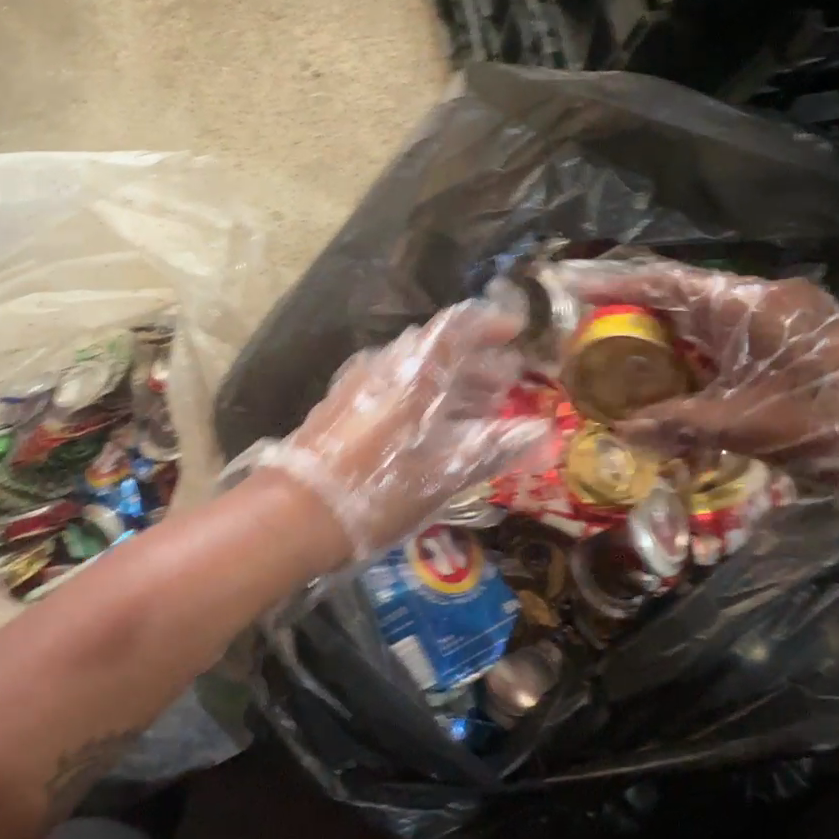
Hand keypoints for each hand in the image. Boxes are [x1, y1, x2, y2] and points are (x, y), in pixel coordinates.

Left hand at [226, 301, 547, 562]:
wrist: (296, 513)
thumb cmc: (379, 490)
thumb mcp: (444, 473)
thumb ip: (493, 447)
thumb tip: (542, 432)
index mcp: (413, 371)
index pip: (457, 325)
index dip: (490, 324)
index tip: (518, 333)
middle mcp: (385, 366)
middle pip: (438, 348)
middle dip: (477, 362)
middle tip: (508, 384)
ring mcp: (358, 384)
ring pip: (415, 370)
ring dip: (451, 383)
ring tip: (481, 410)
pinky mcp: (341, 407)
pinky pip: (394, 388)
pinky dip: (424, 398)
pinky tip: (435, 429)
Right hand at [555, 260, 838, 477]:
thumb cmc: (829, 417)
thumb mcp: (743, 425)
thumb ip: (678, 423)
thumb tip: (621, 431)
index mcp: (746, 304)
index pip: (665, 282)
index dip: (616, 283)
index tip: (574, 285)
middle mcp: (767, 299)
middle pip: (687, 298)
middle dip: (640, 316)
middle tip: (597, 338)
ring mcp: (793, 318)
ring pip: (715, 321)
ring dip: (675, 340)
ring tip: (634, 364)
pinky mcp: (810, 340)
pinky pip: (741, 339)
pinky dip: (706, 356)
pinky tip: (692, 384)